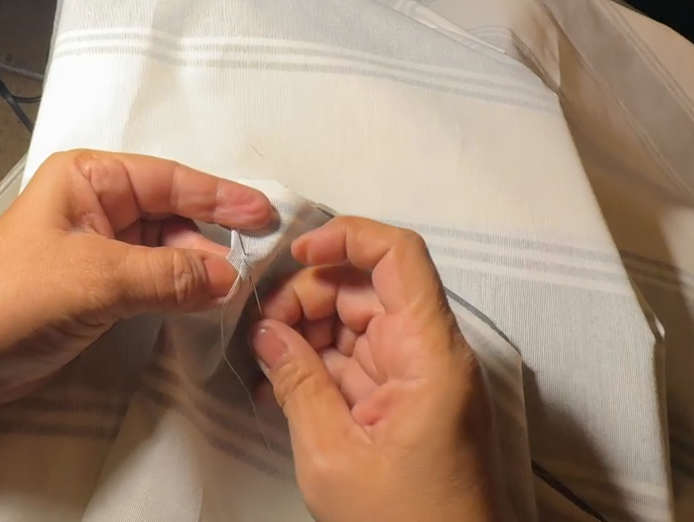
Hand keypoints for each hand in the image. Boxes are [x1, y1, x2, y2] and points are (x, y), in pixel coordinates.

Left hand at [0, 150, 275, 403]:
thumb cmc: (17, 294)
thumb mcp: (98, 278)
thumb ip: (168, 275)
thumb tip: (230, 276)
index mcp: (90, 177)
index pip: (167, 179)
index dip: (219, 195)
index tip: (264, 213)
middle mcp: (97, 201)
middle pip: (170, 210)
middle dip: (211, 234)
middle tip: (262, 257)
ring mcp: (99, 243)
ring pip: (164, 245)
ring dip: (198, 264)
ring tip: (239, 285)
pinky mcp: (99, 282)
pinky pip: (152, 275)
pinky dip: (179, 286)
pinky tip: (208, 298)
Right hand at [251, 217, 499, 521]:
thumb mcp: (333, 457)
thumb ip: (297, 382)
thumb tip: (266, 332)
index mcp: (429, 355)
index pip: (398, 255)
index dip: (346, 237)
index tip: (297, 254)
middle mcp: (429, 353)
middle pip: (364, 285)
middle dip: (307, 296)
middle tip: (264, 331)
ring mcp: (416, 375)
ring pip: (353, 318)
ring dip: (306, 331)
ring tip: (267, 364)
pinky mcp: (403, 399)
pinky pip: (354, 357)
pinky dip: (317, 363)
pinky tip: (283, 387)